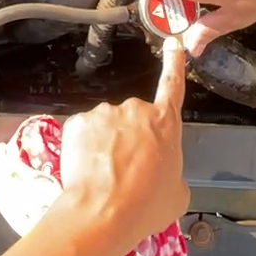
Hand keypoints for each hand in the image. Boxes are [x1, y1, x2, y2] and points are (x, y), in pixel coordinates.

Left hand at [51, 39, 189, 255]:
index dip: (174, 63)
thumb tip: (159, 171)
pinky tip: (87, 171)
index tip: (173, 42)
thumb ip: (172, 170)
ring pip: (106, 127)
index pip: (173, 85)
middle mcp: (135, 110)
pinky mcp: (78, 122)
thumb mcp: (177, 192)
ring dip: (106, 145)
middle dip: (131, 139)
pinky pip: (83, 133)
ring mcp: (104, 113)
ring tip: (107, 177)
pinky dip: (84, 149)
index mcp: (165, 122)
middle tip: (128, 171)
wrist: (103, 213)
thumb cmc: (147, 205)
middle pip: (134, 119)